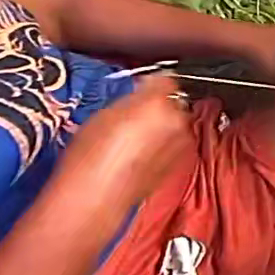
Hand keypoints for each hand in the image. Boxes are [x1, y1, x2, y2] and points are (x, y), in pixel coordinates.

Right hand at [57, 76, 194, 206]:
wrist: (97, 195)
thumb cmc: (91, 154)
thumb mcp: (106, 113)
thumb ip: (134, 97)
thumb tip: (144, 91)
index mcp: (157, 101)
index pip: (165, 79)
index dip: (152, 83)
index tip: (143, 87)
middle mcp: (177, 118)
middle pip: (173, 102)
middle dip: (159, 107)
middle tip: (135, 118)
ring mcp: (183, 140)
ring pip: (176, 123)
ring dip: (163, 126)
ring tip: (136, 141)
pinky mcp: (182, 159)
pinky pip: (175, 143)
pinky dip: (164, 144)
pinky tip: (142, 155)